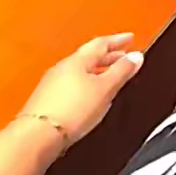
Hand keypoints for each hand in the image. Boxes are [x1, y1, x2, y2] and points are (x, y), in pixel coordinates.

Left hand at [16, 33, 143, 150]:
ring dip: (97, 71)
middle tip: (124, 56)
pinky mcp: (47, 101)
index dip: (118, 41)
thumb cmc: (71, 111)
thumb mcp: (105, 89)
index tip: (129, 38)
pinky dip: (85, 85)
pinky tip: (90, 96)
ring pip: (80, 72)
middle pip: (90, 57)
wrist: (38, 136)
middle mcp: (63, 68)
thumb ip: (122, 71)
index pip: (101, 44)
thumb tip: (137, 56)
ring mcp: (52, 84)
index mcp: (78, 60)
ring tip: (110, 77)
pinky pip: (71, 86)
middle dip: (109, 56)